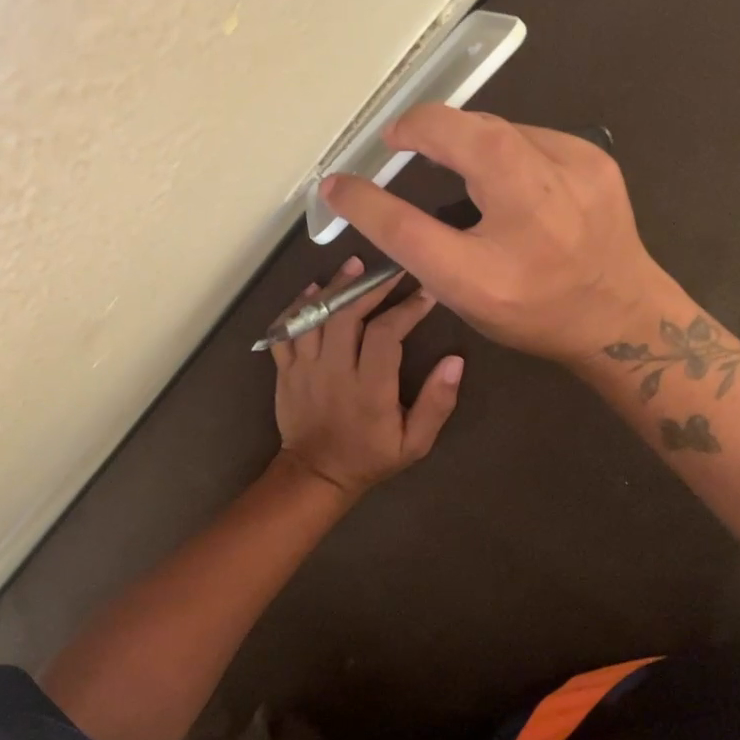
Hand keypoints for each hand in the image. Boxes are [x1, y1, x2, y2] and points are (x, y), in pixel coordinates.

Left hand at [269, 256, 463, 499]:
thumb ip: (437, 402)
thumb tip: (455, 361)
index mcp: (369, 388)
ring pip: (314, 316)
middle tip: (390, 270)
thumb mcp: (415, 442)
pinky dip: (295, 307)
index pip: (385, 335)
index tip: (425, 294)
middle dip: (370, 287)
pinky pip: (284, 331)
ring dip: (334, 287)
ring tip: (353, 265)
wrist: (316, 473)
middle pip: (346, 315)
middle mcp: (333, 372)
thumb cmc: (370, 456)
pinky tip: (312, 290)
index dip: (406, 309)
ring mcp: (304, 368)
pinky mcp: (284, 370)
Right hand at [318, 104, 681, 364]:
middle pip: (468, 138)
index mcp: (491, 272)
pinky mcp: (594, 156)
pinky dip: (499, 143)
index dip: (364, 200)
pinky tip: (501, 172)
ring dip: (461, 136)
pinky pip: (526, 133)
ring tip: (446, 157)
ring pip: (497, 128)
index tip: (338, 183)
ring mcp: (575, 173)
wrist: (622, 316)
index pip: (409, 226)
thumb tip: (361, 196)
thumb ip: (411, 245)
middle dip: (423, 126)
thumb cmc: (532, 311)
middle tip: (396, 140)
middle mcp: (538, 212)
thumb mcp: (461, 292)